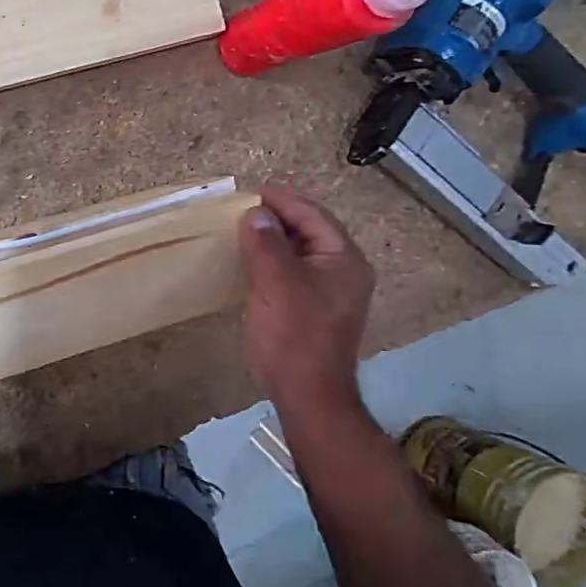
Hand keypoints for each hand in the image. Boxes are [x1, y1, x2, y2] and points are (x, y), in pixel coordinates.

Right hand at [238, 186, 375, 414]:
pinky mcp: (315, 308)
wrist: (307, 394)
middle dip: (276, 217)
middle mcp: (344, 270)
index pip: (313, 215)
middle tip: (241, 210)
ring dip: (273, 239)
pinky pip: (295, 272)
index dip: (281, 200)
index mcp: (344, 259)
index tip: (248, 192)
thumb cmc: (294, 335)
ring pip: (301, 251)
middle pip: (310, 230)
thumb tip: (255, 213)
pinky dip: (274, 261)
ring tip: (241, 230)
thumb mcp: (276, 283)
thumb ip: (265, 242)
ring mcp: (331, 291)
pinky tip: (250, 262)